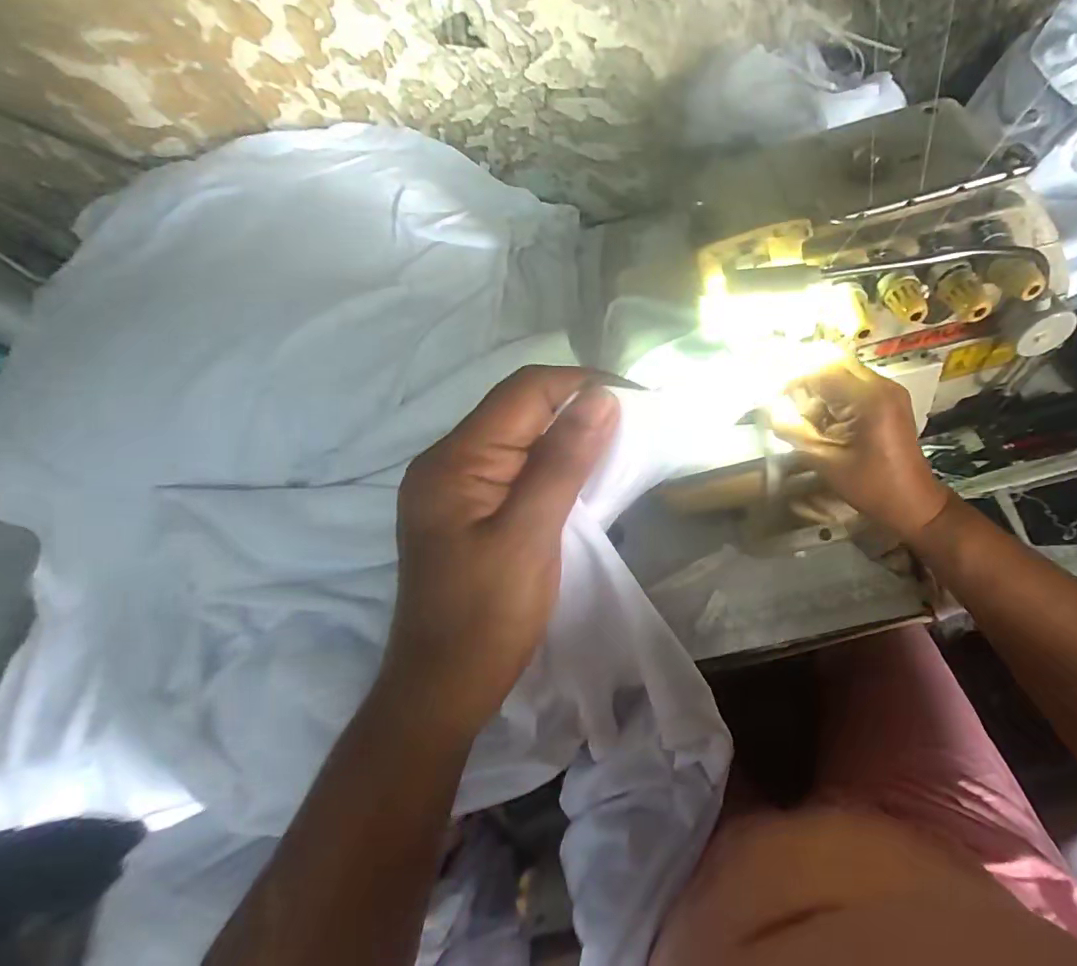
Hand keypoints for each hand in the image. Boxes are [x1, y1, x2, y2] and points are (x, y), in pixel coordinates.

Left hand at [385, 366, 618, 732]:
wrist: (441, 690)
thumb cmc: (486, 619)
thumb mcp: (529, 536)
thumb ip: (562, 462)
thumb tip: (601, 397)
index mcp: (454, 460)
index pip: (523, 392)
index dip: (581, 385)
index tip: (635, 400)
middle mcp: (447, 462)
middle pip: (518, 410)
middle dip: (577, 409)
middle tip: (633, 426)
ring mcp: (454, 488)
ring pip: (519, 438)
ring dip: (567, 437)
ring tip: (617, 447)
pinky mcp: (466, 511)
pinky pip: (514, 469)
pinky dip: (551, 465)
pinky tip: (581, 478)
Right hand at [769, 355, 950, 540]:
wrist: (914, 503)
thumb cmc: (872, 486)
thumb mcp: (826, 461)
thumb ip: (795, 432)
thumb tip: (769, 413)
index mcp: (869, 398)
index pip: (823, 371)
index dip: (794, 380)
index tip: (775, 397)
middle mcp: (882, 386)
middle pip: (834, 365)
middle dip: (808, 383)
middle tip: (789, 405)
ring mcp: (889, 391)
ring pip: (843, 374)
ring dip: (822, 391)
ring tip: (809, 420)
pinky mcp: (890, 401)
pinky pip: (855, 387)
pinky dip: (836, 398)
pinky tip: (827, 423)